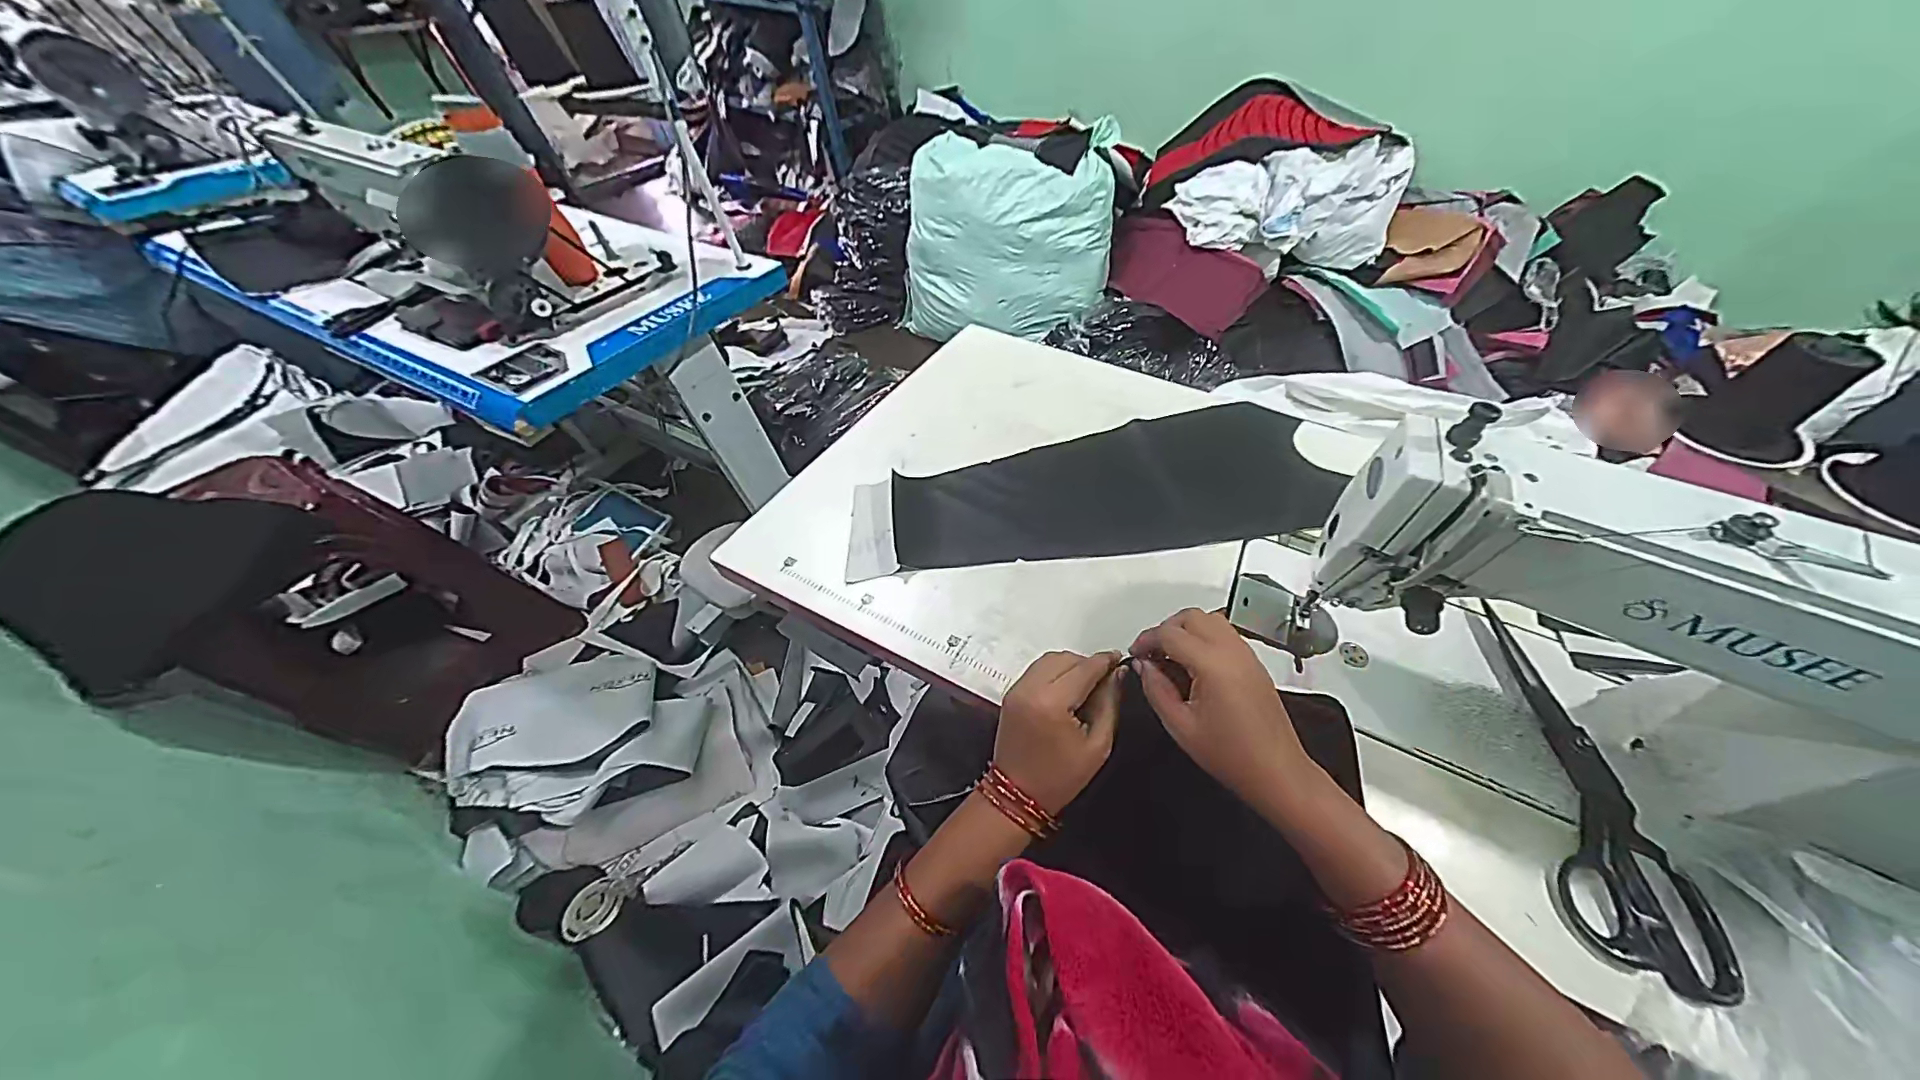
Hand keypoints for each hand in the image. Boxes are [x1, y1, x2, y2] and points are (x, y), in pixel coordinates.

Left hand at [993, 650, 1124, 814]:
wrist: (1017, 794)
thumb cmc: (1060, 777)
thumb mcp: (1097, 745)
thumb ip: (1109, 703)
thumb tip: (1117, 674)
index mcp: (1051, 702)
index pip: (1084, 668)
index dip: (1105, 662)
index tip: (1119, 660)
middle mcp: (1030, 689)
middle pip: (1065, 659)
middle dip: (1087, 664)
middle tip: (1105, 680)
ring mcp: (1017, 689)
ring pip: (1050, 659)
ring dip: (1070, 665)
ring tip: (1087, 686)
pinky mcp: (1011, 693)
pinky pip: (1037, 669)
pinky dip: (1055, 671)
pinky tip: (1067, 690)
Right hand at [1130, 608, 1314, 801]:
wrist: (1276, 772)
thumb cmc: (1236, 756)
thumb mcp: (1180, 726)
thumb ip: (1156, 689)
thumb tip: (1144, 667)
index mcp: (1213, 665)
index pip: (1170, 633)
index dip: (1146, 639)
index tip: (1136, 653)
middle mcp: (1233, 654)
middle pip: (1191, 617)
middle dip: (1165, 628)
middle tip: (1151, 651)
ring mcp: (1247, 657)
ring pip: (1210, 619)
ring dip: (1186, 630)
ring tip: (1170, 655)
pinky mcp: (1254, 664)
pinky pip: (1225, 634)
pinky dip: (1204, 637)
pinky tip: (1193, 663)